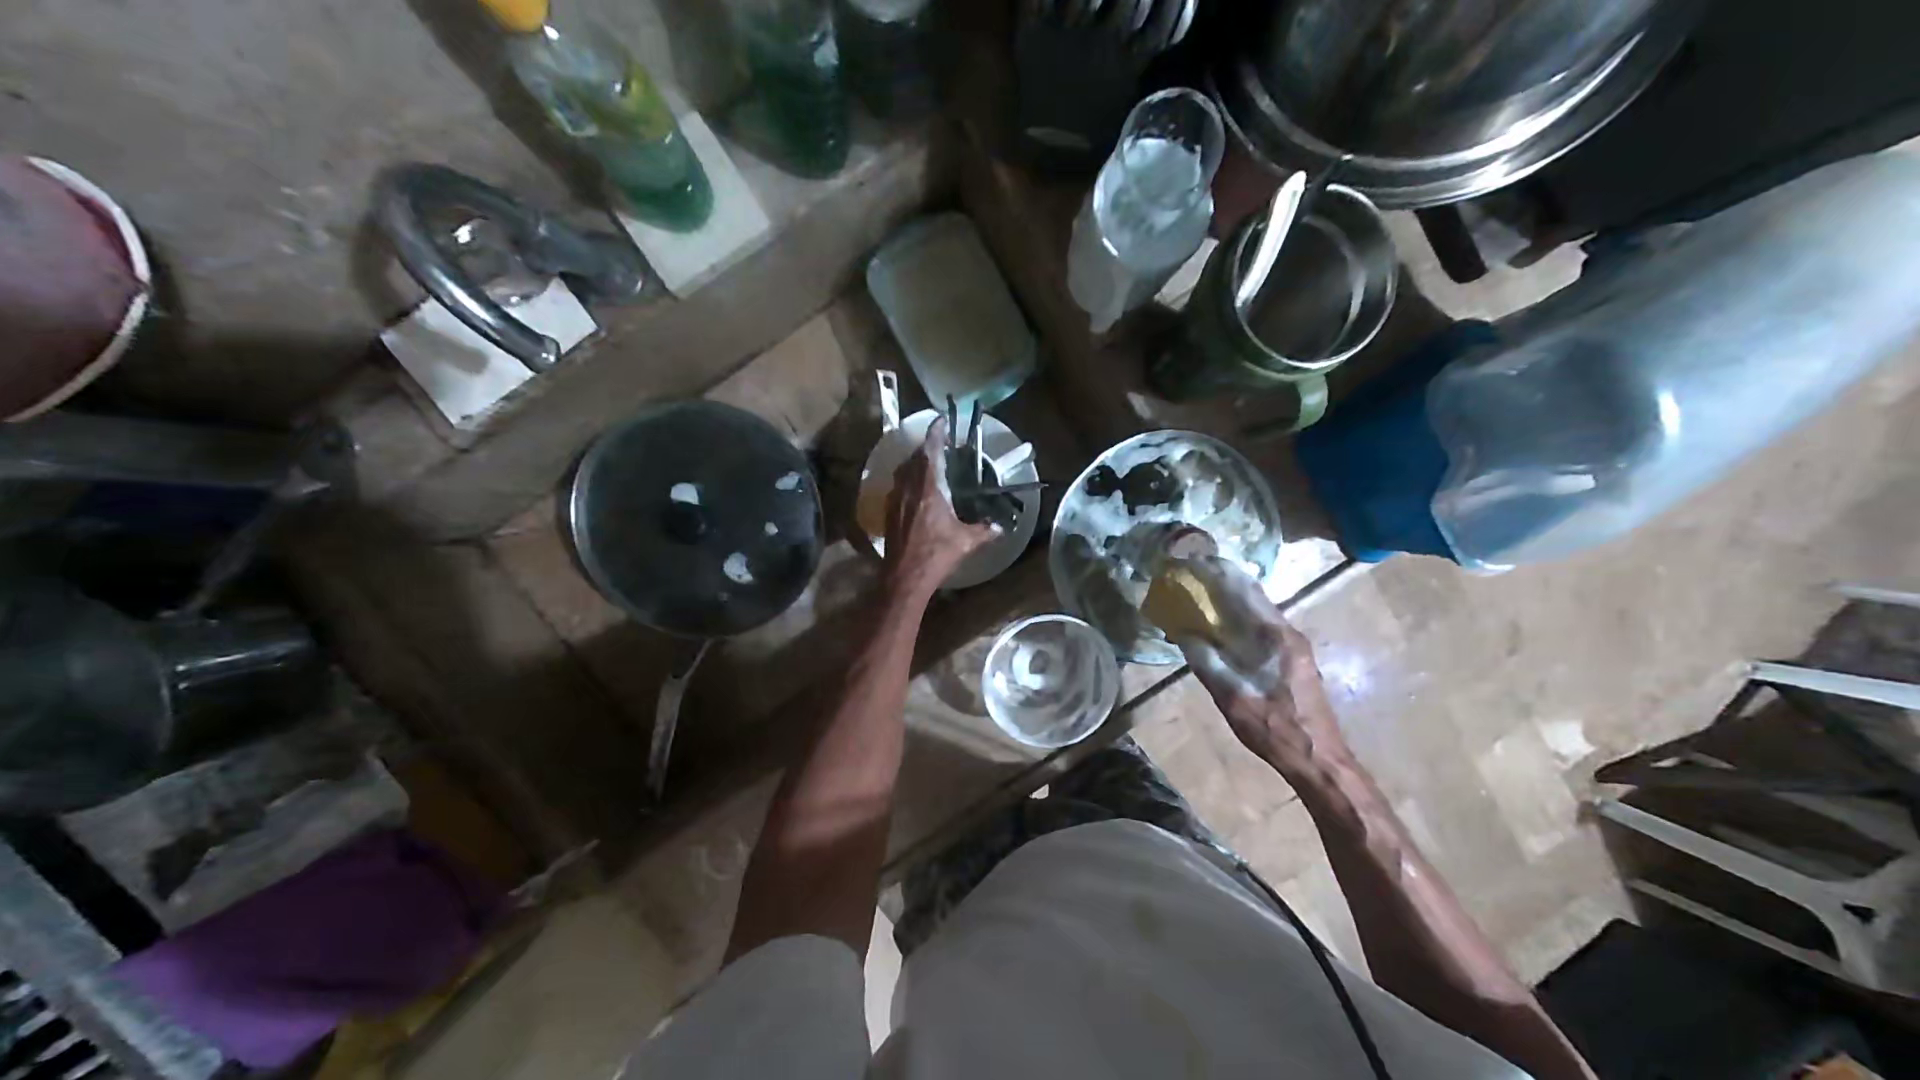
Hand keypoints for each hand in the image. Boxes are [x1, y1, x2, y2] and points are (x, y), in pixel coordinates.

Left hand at [883, 420, 998, 596]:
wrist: (904, 576)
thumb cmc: (936, 554)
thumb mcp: (966, 541)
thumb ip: (984, 530)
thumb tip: (1000, 527)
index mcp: (929, 488)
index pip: (931, 450)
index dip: (936, 432)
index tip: (942, 421)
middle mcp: (909, 487)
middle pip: (916, 457)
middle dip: (927, 447)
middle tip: (941, 445)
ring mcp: (896, 499)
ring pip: (904, 470)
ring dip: (916, 462)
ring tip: (929, 464)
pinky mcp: (889, 512)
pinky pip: (899, 486)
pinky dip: (908, 479)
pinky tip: (918, 490)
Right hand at [1171, 558, 1351, 782]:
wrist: (1317, 758)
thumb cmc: (1274, 728)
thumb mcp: (1232, 697)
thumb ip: (1207, 662)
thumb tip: (1183, 633)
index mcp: (1275, 636)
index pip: (1244, 588)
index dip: (1217, 571)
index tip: (1191, 561)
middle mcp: (1287, 632)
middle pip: (1251, 594)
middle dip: (1220, 580)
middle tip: (1189, 574)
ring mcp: (1292, 645)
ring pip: (1256, 609)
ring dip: (1229, 598)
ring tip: (1199, 594)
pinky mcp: (1291, 658)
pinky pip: (1260, 625)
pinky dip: (1237, 617)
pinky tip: (1220, 625)